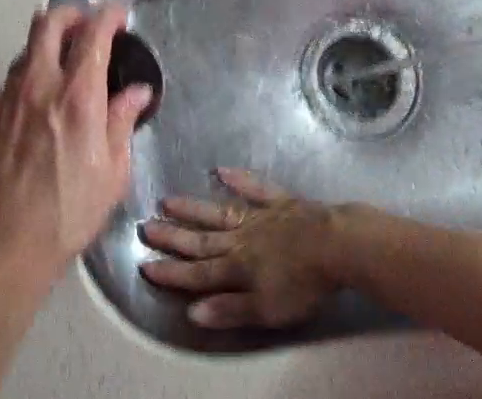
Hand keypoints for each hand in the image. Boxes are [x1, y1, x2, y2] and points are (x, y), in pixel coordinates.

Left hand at [0, 5, 154, 293]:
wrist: (4, 244)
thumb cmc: (69, 212)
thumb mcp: (113, 173)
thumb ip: (123, 123)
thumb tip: (137, 92)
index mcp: (78, 96)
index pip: (93, 34)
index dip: (108, 15)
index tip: (118, 15)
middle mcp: (38, 85)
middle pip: (48, 23)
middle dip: (70, 14)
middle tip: (85, 27)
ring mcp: (6, 99)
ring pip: (25, 51)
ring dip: (47, 48)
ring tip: (62, 68)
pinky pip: (10, 86)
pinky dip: (28, 83)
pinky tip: (37, 111)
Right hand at [138, 168, 343, 328]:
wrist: (337, 245)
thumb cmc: (303, 283)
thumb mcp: (266, 309)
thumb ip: (229, 308)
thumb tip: (191, 310)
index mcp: (236, 267)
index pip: (197, 272)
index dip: (171, 271)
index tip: (144, 264)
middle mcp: (241, 238)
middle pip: (201, 239)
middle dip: (172, 236)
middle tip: (145, 226)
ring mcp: (260, 216)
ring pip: (219, 212)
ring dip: (193, 208)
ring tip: (167, 200)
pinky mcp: (281, 202)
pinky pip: (255, 188)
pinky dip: (238, 179)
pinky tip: (221, 171)